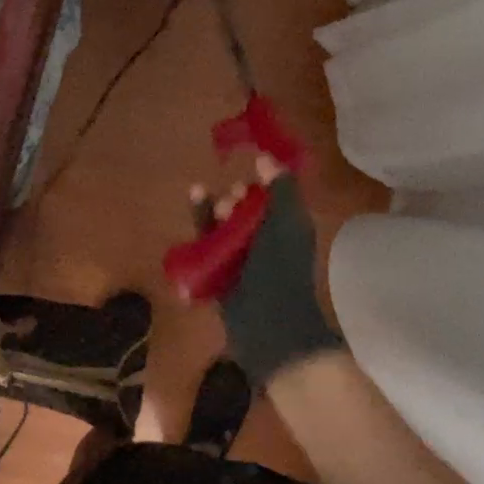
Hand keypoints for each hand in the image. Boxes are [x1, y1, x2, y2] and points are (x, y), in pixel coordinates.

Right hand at [209, 167, 347, 385]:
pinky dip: (200, 228)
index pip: (274, 199)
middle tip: (231, 201)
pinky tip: (193, 204)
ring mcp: (242, 263)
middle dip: (235, 199)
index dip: (262, 184)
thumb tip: (266, 158)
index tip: (251, 173)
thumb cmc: (282, 269)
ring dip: (214, 209)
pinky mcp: (220, 278)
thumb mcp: (288, 222)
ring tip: (206, 198)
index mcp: (289, 230)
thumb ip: (282, 188)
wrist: (269, 326)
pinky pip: (207, 248)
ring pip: (223, 228)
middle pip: (245, 212)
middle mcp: (267, 244)